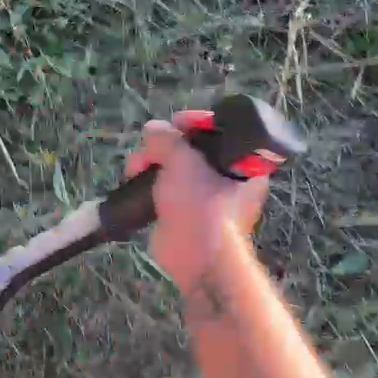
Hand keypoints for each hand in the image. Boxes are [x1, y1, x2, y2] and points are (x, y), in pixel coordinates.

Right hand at [125, 112, 271, 292]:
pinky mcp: (182, 209)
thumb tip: (153, 129)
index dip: (195, 122)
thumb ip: (167, 139)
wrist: (197, 255)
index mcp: (242, 164)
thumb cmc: (201, 204)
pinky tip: (136, 183)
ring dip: (150, 162)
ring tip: (135, 170)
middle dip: (162, 146)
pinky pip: (163, 185)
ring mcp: (203, 195)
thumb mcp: (184, 161)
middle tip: (148, 152)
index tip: (174, 123)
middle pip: (189, 147)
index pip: (220, 130)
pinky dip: (149, 181)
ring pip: (172, 165)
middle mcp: (226, 177)